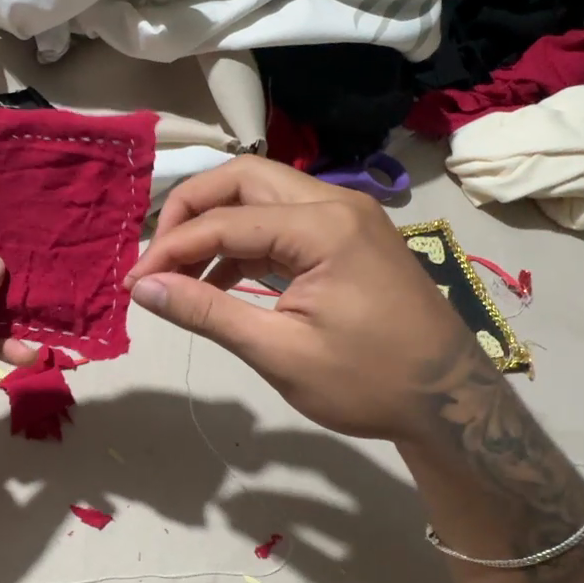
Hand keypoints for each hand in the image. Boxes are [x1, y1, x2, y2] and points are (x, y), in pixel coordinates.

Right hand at [125, 156, 471, 442]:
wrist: (451, 403)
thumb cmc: (368, 382)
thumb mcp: (278, 352)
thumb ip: (206, 312)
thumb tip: (143, 289)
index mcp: (323, 227)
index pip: (224, 220)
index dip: (169, 249)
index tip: (133, 284)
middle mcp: (335, 204)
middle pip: (241, 179)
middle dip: (189, 212)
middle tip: (156, 258)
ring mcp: (345, 218)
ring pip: (260, 195)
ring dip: (214, 224)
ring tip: (178, 274)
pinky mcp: (346, 237)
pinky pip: (280, 221)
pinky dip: (241, 242)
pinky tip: (217, 281)